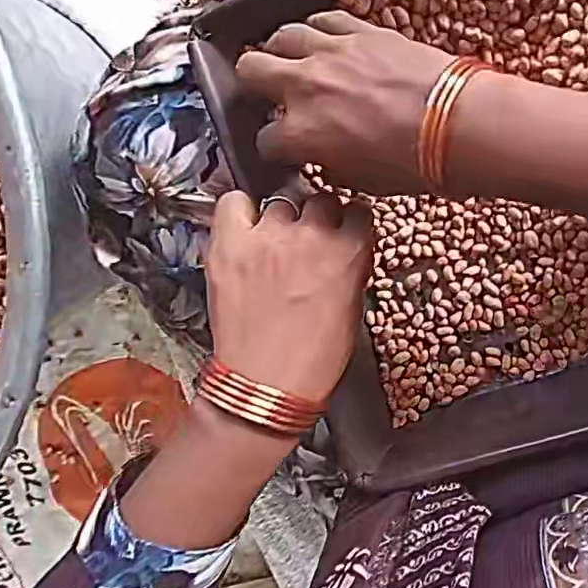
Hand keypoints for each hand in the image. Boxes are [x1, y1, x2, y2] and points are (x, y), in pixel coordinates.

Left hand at [204, 189, 373, 400]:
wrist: (267, 386)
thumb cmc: (315, 357)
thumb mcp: (353, 305)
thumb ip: (350, 264)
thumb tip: (343, 245)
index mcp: (350, 250)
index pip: (357, 210)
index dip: (348, 223)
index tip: (341, 232)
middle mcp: (312, 234)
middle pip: (319, 200)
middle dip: (317, 219)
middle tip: (307, 245)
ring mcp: (268, 236)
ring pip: (280, 202)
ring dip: (280, 220)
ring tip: (273, 247)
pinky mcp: (230, 244)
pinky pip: (233, 202)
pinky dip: (239, 210)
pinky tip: (244, 229)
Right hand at [237, 11, 452, 194]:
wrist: (458, 125)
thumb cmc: (416, 162)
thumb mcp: (362, 181)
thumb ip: (329, 163)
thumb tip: (322, 155)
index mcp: (301, 133)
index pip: (266, 139)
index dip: (274, 146)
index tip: (285, 147)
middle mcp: (305, 86)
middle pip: (251, 70)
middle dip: (254, 85)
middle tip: (269, 93)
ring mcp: (331, 52)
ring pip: (280, 35)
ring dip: (280, 50)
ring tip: (290, 61)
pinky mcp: (361, 31)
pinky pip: (323, 19)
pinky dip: (317, 30)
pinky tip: (323, 40)